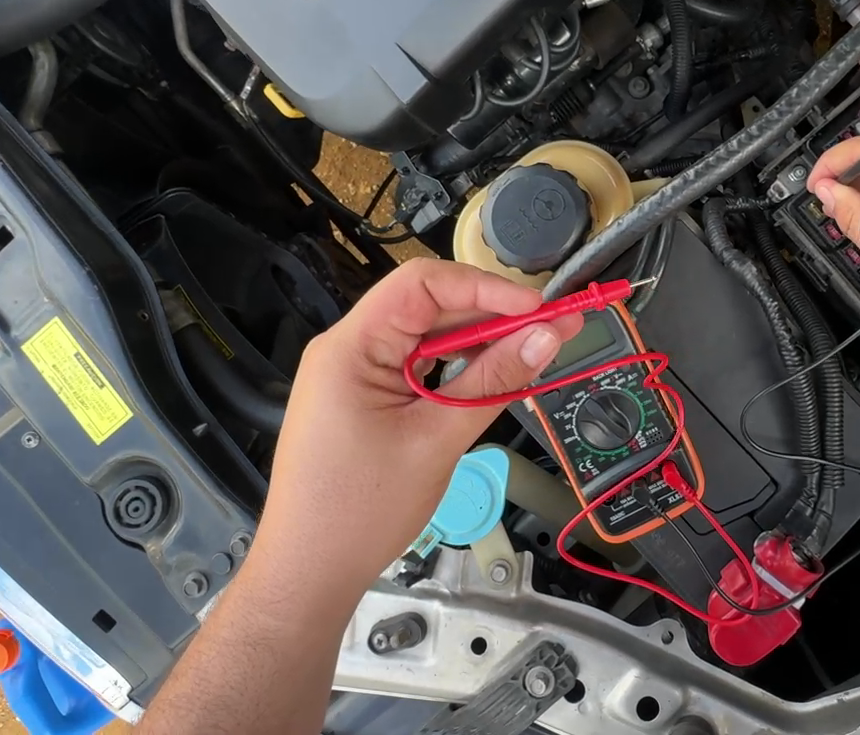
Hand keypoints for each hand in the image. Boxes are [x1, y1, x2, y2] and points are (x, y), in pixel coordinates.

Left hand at [245, 260, 581, 606]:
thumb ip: (495, 381)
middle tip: (551, 329)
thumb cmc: (362, 510)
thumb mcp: (438, 440)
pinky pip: (421, 362)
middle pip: (429, 305)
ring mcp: (356, 372)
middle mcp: (350, 347)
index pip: (423, 284)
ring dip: (480, 339)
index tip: (536, 308)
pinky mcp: (367, 395)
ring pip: (429, 334)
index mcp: (352, 346)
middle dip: (492, 313)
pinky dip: (460, 365)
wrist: (308, 576)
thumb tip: (548, 336)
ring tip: (531, 349)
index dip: (485, 286)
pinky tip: (493, 373)